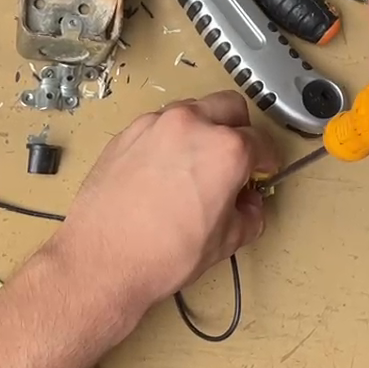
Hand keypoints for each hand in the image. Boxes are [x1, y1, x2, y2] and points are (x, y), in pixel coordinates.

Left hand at [45, 91, 277, 320]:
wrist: (103, 260)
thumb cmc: (160, 254)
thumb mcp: (225, 242)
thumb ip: (248, 216)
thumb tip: (248, 206)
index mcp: (225, 149)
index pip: (260, 142)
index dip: (265, 161)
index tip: (262, 170)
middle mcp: (190, 126)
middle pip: (228, 107)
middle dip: (238, 129)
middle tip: (235, 159)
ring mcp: (154, 125)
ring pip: (191, 110)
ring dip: (202, 128)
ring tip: (197, 162)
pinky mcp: (126, 134)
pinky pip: (158, 125)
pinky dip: (169, 138)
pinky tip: (164, 169)